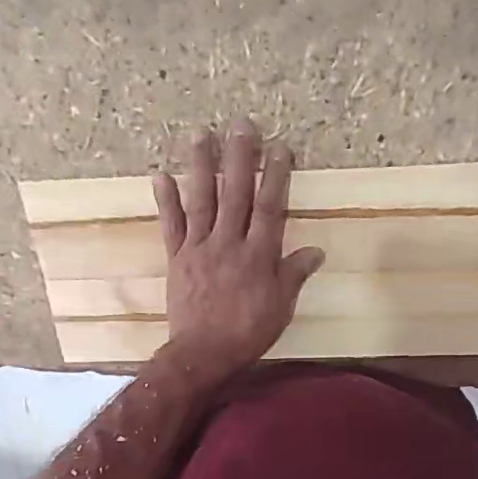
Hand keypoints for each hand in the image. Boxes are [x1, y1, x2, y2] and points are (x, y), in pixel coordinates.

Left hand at [152, 119, 323, 379]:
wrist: (204, 353)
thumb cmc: (249, 332)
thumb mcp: (281, 307)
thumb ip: (294, 274)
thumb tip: (316, 251)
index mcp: (259, 256)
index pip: (271, 208)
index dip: (277, 177)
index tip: (281, 148)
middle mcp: (229, 244)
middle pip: (236, 195)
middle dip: (241, 158)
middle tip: (242, 125)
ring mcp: (200, 249)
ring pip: (203, 201)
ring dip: (202, 166)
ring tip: (202, 134)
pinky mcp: (178, 259)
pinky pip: (172, 226)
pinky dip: (166, 201)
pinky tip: (161, 175)